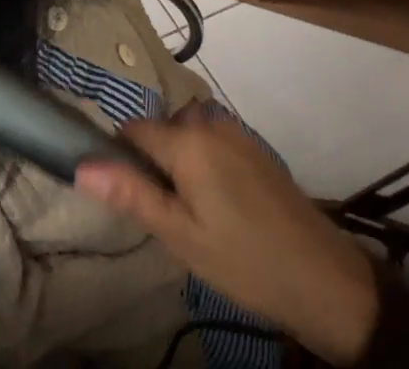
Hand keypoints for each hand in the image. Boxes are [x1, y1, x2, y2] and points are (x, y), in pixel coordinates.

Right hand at [76, 108, 378, 364]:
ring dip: (179, 165)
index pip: (132, 130)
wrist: (328, 282)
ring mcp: (239, 136)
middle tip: (163, 213)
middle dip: (153, 163)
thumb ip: (131, 194)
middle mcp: (212, 125)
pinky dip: (204, 167)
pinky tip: (218, 209)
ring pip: (187, 138)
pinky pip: (212, 146)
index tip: (126, 196)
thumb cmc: (245, 260)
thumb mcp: (180, 235)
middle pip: (161, 131)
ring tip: (190, 214)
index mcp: (188, 141)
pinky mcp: (257, 152)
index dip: (120, 158)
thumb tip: (80, 165)